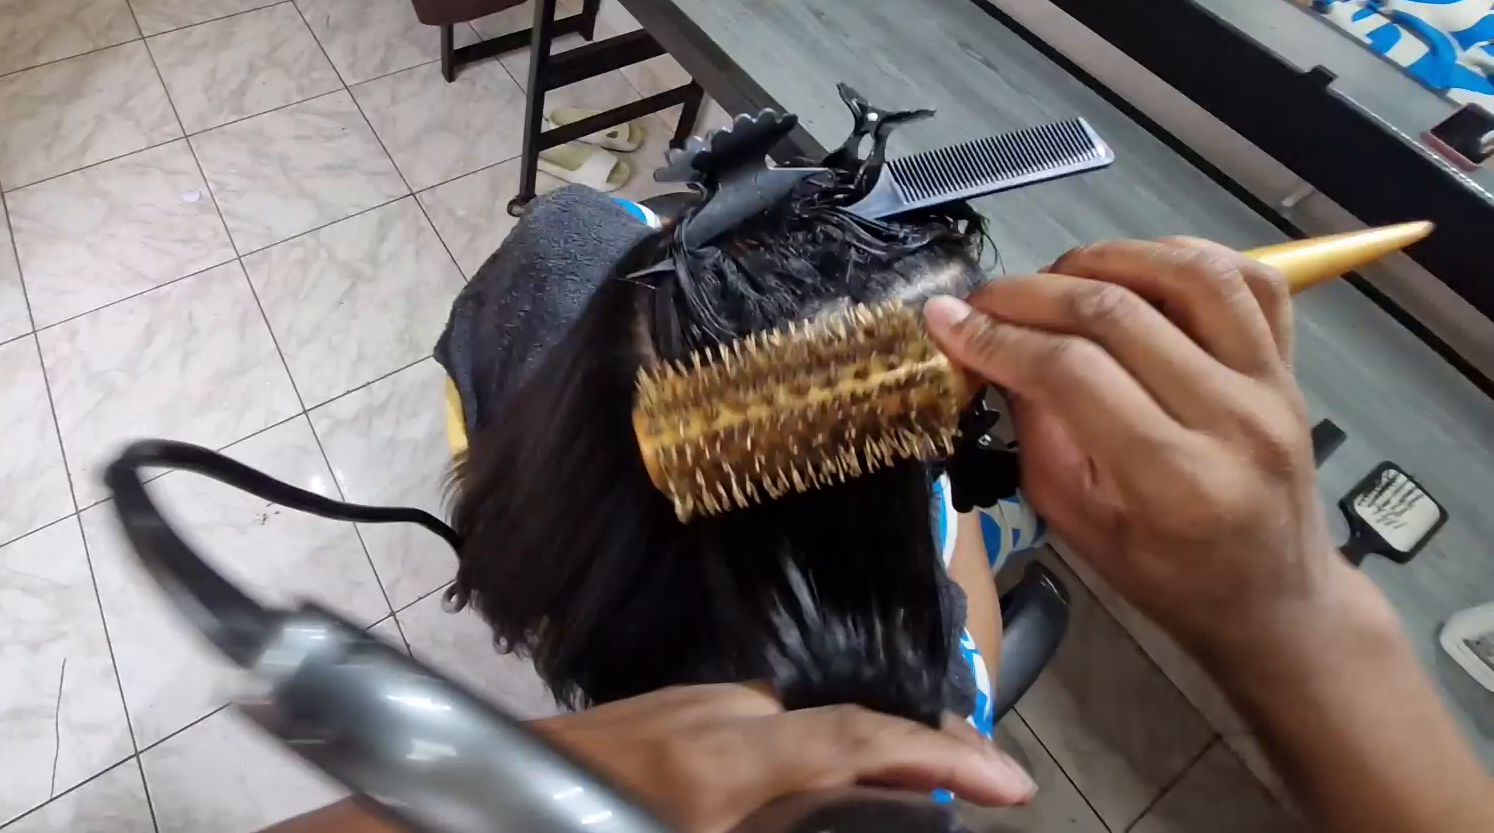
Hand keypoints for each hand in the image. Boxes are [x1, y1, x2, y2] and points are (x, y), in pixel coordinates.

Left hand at [532, 683, 1034, 832]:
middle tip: (978, 784)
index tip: (1012, 782)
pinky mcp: (678, 702)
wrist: (503, 789)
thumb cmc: (598, 816)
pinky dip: (811, 745)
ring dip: (860, 747)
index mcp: (728, 756)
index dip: (938, 753)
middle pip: (837, 719)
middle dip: (911, 747)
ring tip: (918, 782)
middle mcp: (720, 708)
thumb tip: (841, 789)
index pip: (853, 737)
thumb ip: (780, 815)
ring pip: (802, 718)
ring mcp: (695, 696)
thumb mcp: (698, 832)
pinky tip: (822, 774)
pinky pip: (765, 720)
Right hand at [922, 238, 1354, 669]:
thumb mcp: (1066, 510)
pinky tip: (1127, 271)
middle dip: (1024, 294)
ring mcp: (1273, 384)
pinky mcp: (1290, 365)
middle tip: (978, 302)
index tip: (942, 319)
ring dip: (1100, 260)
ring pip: (1187, 275)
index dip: (993, 335)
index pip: (1069, 370)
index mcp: (1173, 477)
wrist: (1272, 594)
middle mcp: (1233, 419)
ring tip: (1051, 278)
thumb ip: (1033, 422)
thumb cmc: (1155, 566)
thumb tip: (987, 346)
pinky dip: (1178, 255)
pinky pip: (1248, 278)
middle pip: (1115, 313)